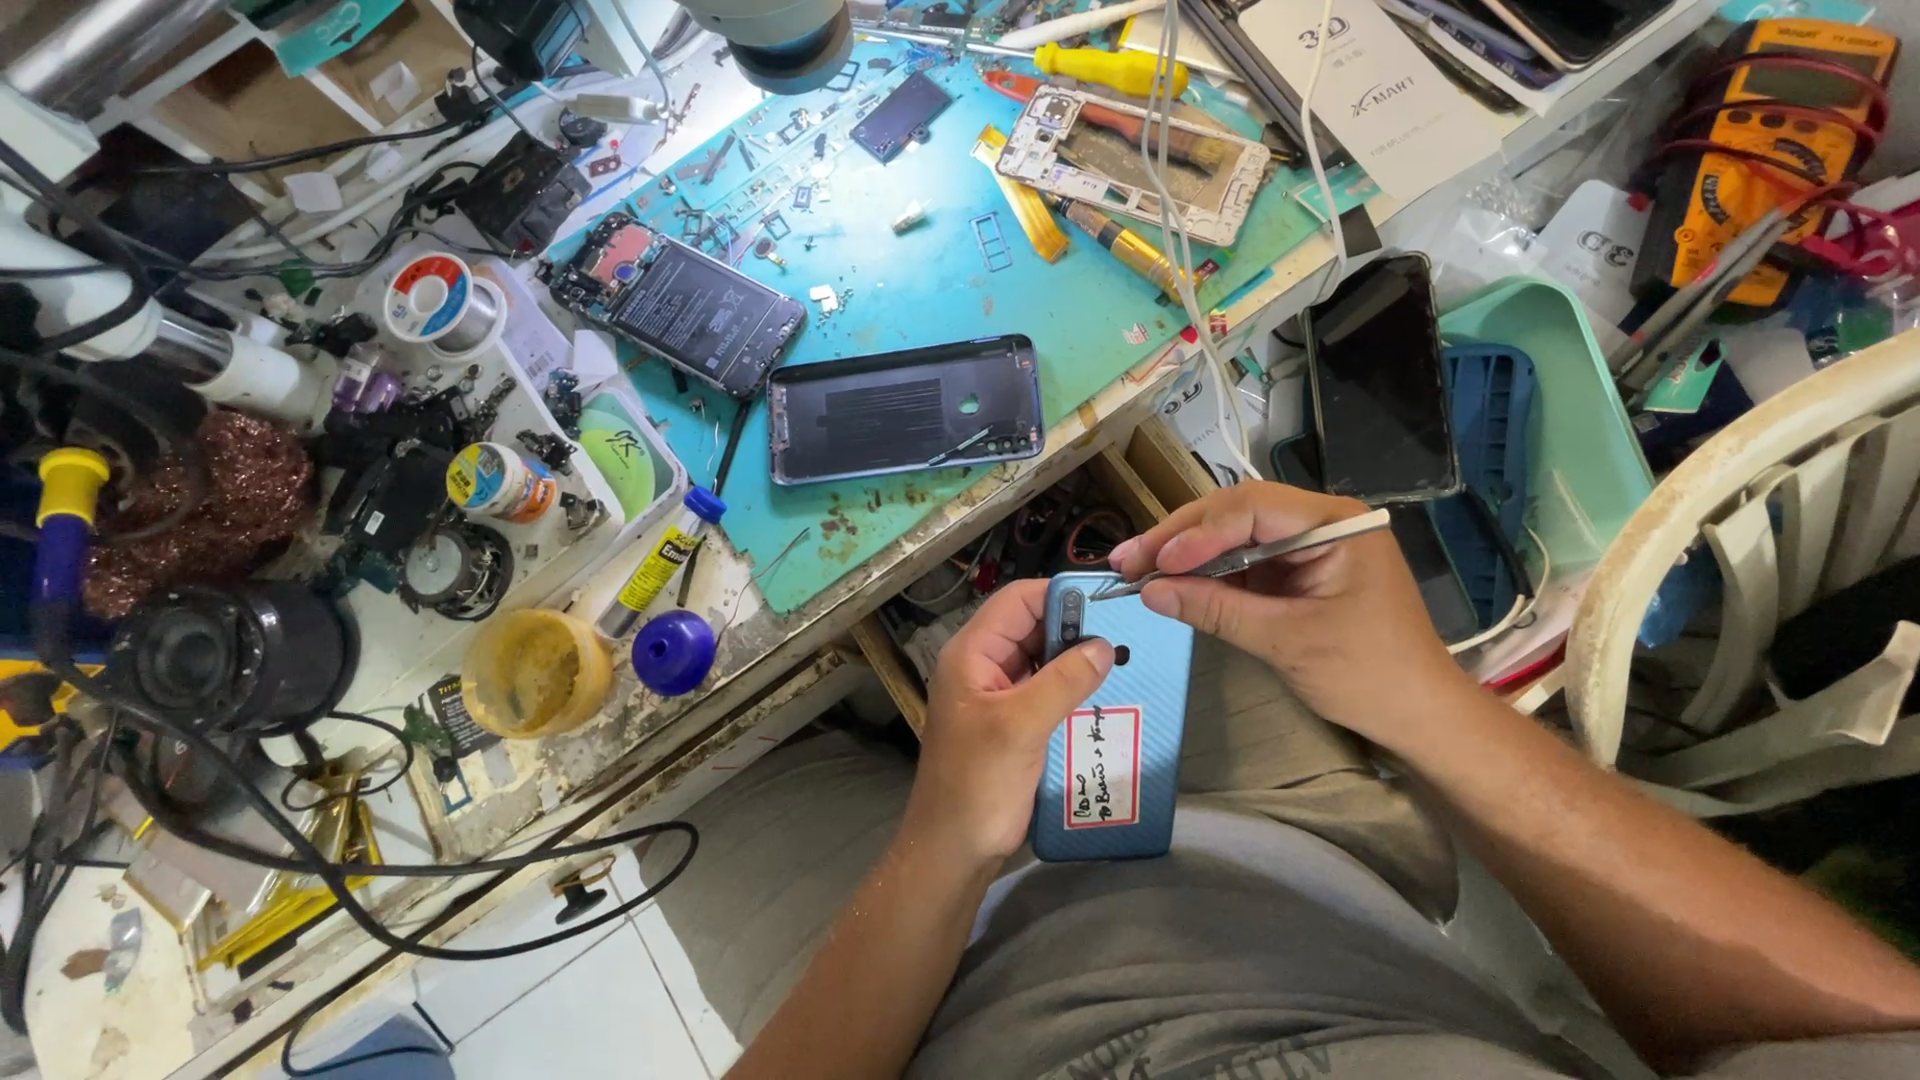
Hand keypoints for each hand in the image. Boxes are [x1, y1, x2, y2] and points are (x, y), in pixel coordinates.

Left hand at [902, 580, 1113, 864]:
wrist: (954, 849)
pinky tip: (1108, 693)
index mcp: (972, 654)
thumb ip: (1062, 681)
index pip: (1017, 601)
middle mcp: (983, 666)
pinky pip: (1047, 690)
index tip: (1108, 601)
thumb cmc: (976, 784)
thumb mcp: (1020, 727)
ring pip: (1043, 659)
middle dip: (1076, 627)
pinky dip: (1074, 688)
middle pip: (1032, 627)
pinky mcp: (1014, 722)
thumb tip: (1104, 645)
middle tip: (1127, 632)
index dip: (1059, 595)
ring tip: (1126, 658)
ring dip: (1078, 659)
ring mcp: (998, 695)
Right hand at [1108, 482, 1470, 747]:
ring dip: (1183, 553)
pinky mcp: (1291, 571)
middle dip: (1179, 537)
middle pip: (1234, 512)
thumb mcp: (1288, 641)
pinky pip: (1238, 562)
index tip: (1158, 563)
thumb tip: (1149, 592)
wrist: (1417, 714)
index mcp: (1334, 524)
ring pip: (1229, 534)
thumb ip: (1217, 610)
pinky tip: (1166, 580)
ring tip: (1133, 567)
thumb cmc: (1368, 674)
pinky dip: (1202, 573)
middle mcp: (1317, 522)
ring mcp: (1302, 546)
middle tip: (1127, 560)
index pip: (1252, 508)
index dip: (1199, 532)